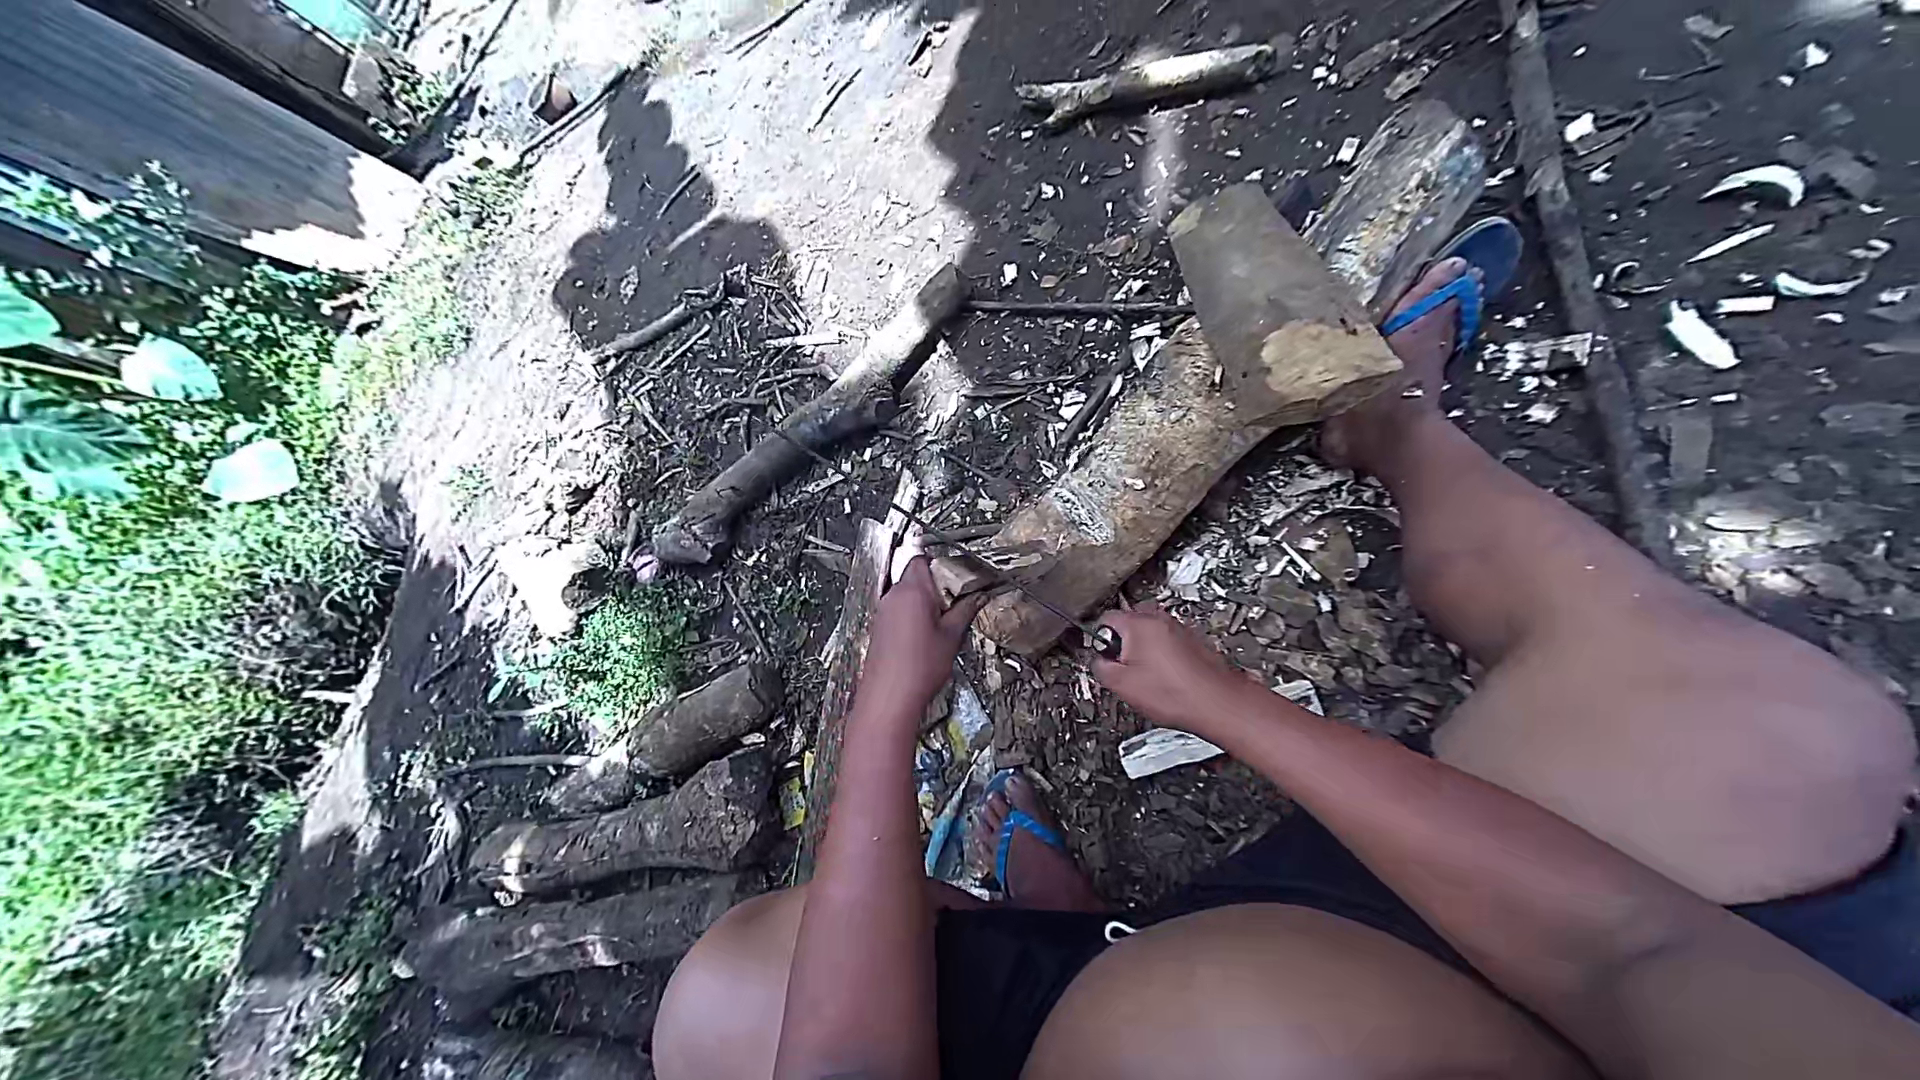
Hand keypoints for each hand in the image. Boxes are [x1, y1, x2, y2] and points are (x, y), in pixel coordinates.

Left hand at [855, 557, 992, 716]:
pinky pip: (899, 609)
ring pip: (907, 593)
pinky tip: (927, 635)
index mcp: (912, 591)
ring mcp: (884, 612)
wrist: (889, 698)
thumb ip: (965, 610)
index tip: (958, 578)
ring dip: (925, 601)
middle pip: (915, 575)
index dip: (942, 564)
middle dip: (937, 585)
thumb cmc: (916, 670)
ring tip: (943, 622)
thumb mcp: (951, 636)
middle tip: (956, 602)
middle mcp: (893, 597)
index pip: (923, 560)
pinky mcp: (880, 626)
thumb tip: (977, 597)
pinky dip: (914, 615)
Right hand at [1090, 605, 1255, 736]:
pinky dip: (1162, 655)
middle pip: (1128, 622)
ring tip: (1147, 676)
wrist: (1218, 704)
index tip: (1105, 657)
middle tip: (1125, 667)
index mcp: (1139, 624)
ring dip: (1143, 649)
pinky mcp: (1192, 641)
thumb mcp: (1121, 685)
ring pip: (1149, 632)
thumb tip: (1099, 661)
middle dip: (1123, 643)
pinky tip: (1165, 678)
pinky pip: (1167, 641)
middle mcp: (1160, 620)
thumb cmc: (1176, 694)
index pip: (1106, 619)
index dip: (1100, 640)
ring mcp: (1179, 629)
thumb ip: (1100, 666)